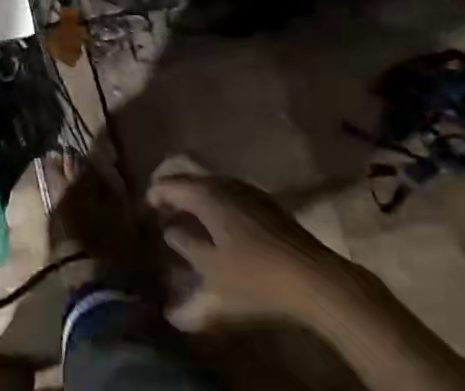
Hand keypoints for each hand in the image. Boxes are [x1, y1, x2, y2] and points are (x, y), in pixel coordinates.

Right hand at [145, 156, 349, 332]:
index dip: (155, 194)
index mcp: (205, 195)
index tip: (145, 207)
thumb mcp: (211, 277)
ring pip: (215, 190)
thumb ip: (185, 254)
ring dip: (199, 201)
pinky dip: (220, 208)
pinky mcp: (271, 209)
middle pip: (192, 183)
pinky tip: (225, 230)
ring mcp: (251, 194)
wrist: (319, 282)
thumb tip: (168, 239)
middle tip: (164, 212)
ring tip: (191, 221)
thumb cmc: (255, 277)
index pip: (170, 185)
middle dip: (176, 195)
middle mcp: (225, 185)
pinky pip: (233, 199)